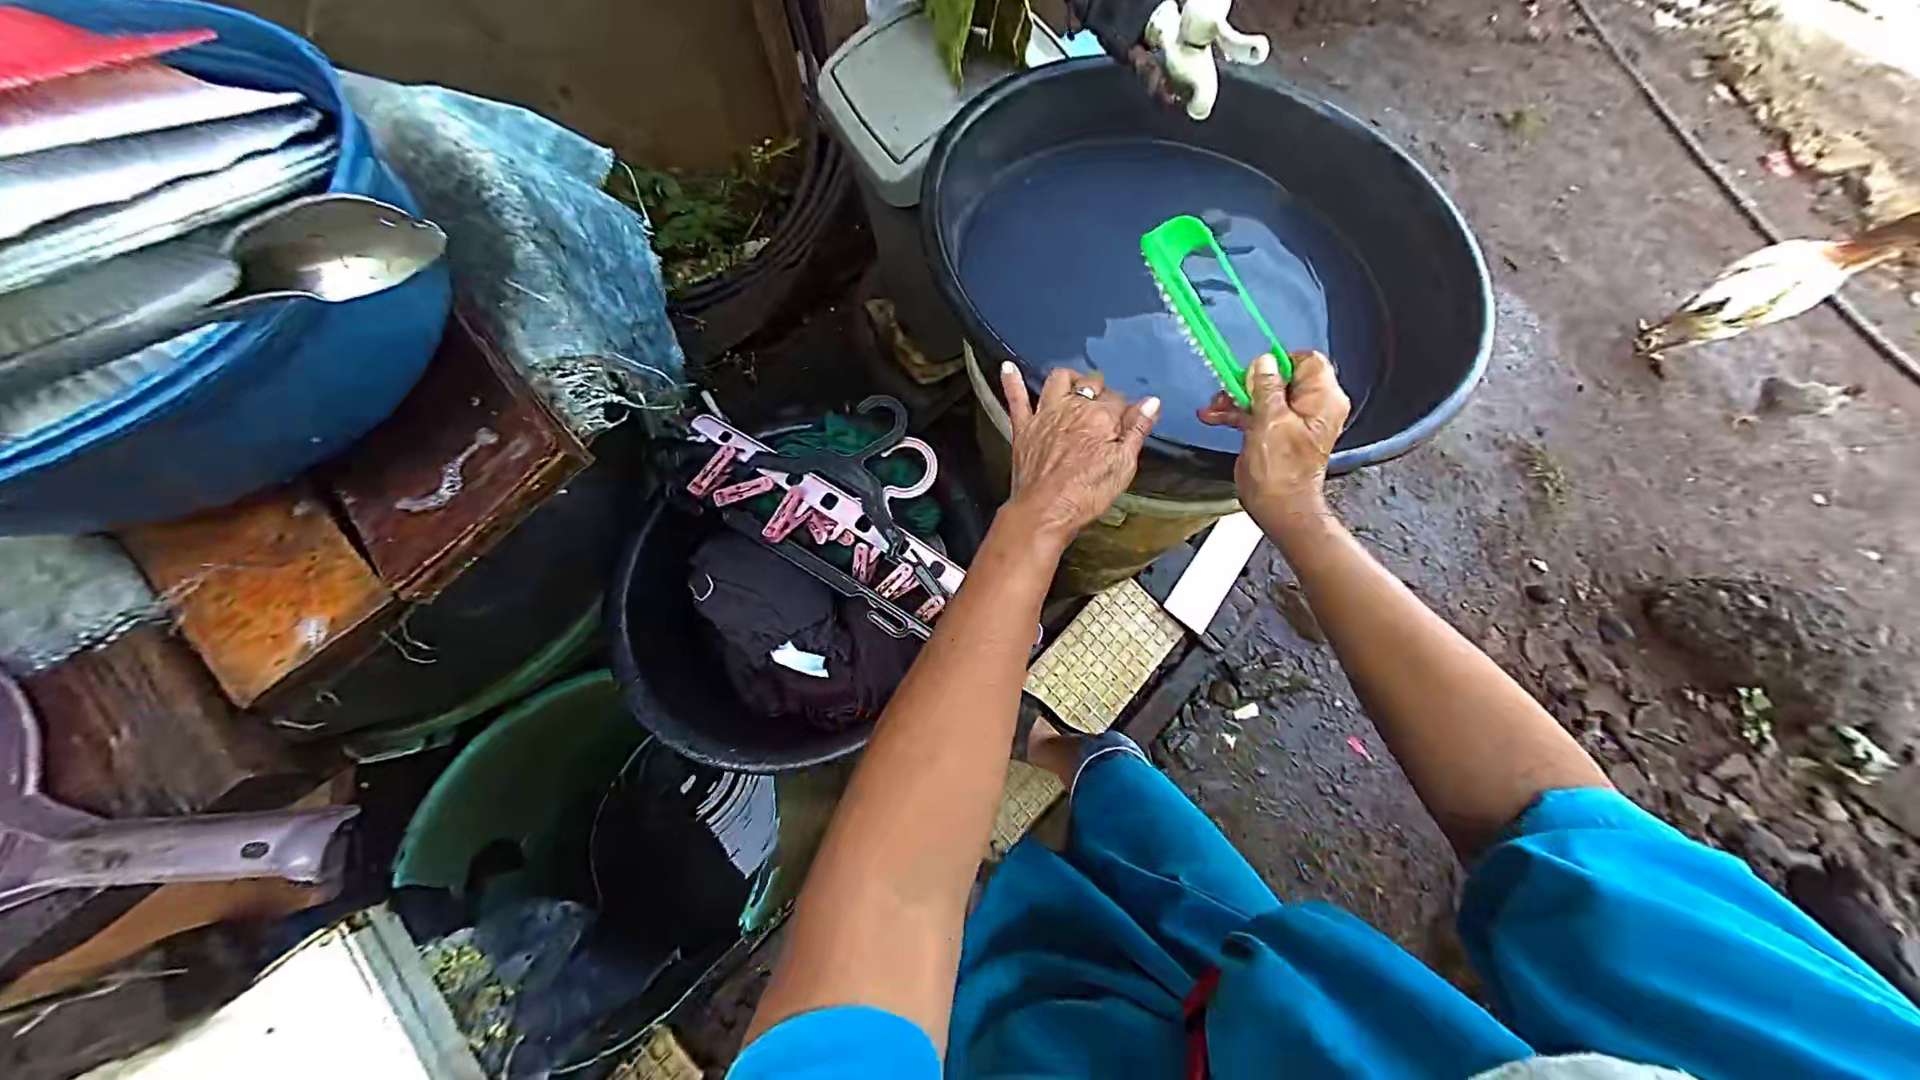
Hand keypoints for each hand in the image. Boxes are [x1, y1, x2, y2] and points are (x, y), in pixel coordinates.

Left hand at [1000, 363, 1158, 548]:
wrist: (1044, 511)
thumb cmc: (1086, 494)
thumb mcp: (1123, 467)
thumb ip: (1136, 431)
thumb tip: (1152, 402)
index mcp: (1101, 416)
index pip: (1119, 401)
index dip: (1124, 412)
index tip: (1124, 425)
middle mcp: (1073, 407)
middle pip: (1091, 386)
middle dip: (1100, 392)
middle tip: (1103, 410)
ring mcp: (1045, 415)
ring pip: (1058, 380)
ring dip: (1068, 378)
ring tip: (1075, 384)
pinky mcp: (1023, 427)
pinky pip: (1015, 397)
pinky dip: (1011, 380)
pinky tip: (1007, 367)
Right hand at [1198, 350, 1349, 527]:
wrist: (1277, 506)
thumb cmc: (1280, 469)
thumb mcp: (1270, 420)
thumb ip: (1266, 387)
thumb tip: (1263, 362)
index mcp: (1323, 399)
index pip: (1306, 361)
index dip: (1277, 363)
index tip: (1253, 373)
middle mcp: (1312, 407)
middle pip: (1280, 378)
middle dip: (1249, 383)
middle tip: (1228, 391)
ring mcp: (1293, 421)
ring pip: (1264, 396)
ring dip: (1237, 399)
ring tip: (1214, 407)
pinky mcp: (1276, 434)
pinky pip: (1257, 414)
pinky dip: (1237, 414)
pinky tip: (1215, 416)